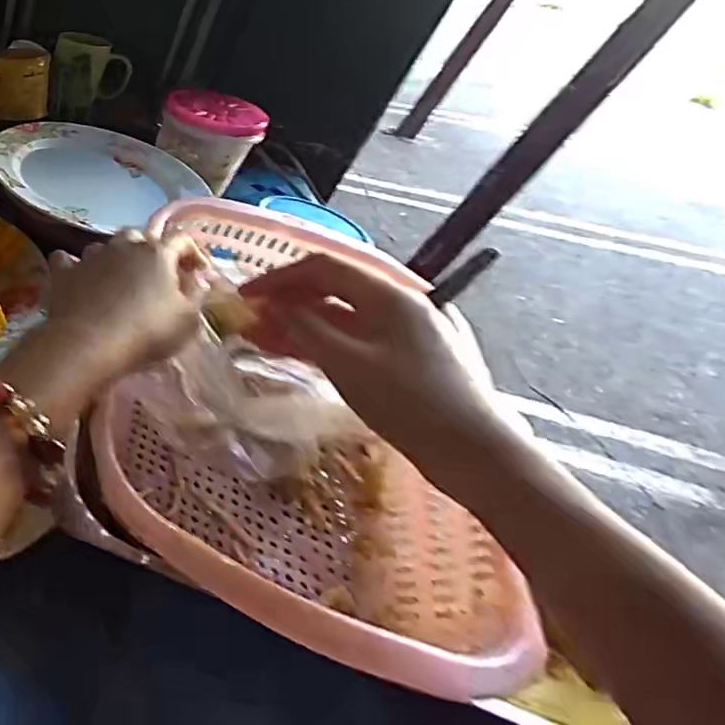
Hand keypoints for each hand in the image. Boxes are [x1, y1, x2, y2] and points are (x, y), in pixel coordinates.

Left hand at [1, 230, 207, 415]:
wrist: (89, 342)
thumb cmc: (147, 331)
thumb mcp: (188, 319)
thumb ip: (196, 294)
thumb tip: (197, 278)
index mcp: (156, 253)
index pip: (180, 240)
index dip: (192, 253)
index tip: (197, 271)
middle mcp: (122, 246)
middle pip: (138, 237)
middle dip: (149, 250)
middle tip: (156, 273)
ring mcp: (90, 257)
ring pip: (104, 246)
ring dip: (113, 257)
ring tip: (118, 278)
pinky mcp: (64, 272)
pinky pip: (66, 259)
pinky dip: (73, 265)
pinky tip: (76, 276)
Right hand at [237, 252, 521, 476]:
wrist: (480, 457)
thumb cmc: (410, 403)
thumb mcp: (345, 362)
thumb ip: (302, 327)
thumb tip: (271, 306)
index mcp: (391, 294)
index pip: (323, 267)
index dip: (277, 277)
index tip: (245, 295)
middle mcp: (400, 303)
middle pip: (331, 288)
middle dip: (286, 300)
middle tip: (251, 317)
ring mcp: (406, 330)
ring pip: (340, 314)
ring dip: (299, 323)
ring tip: (261, 338)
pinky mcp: (407, 356)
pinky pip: (355, 337)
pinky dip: (322, 341)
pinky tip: (294, 353)